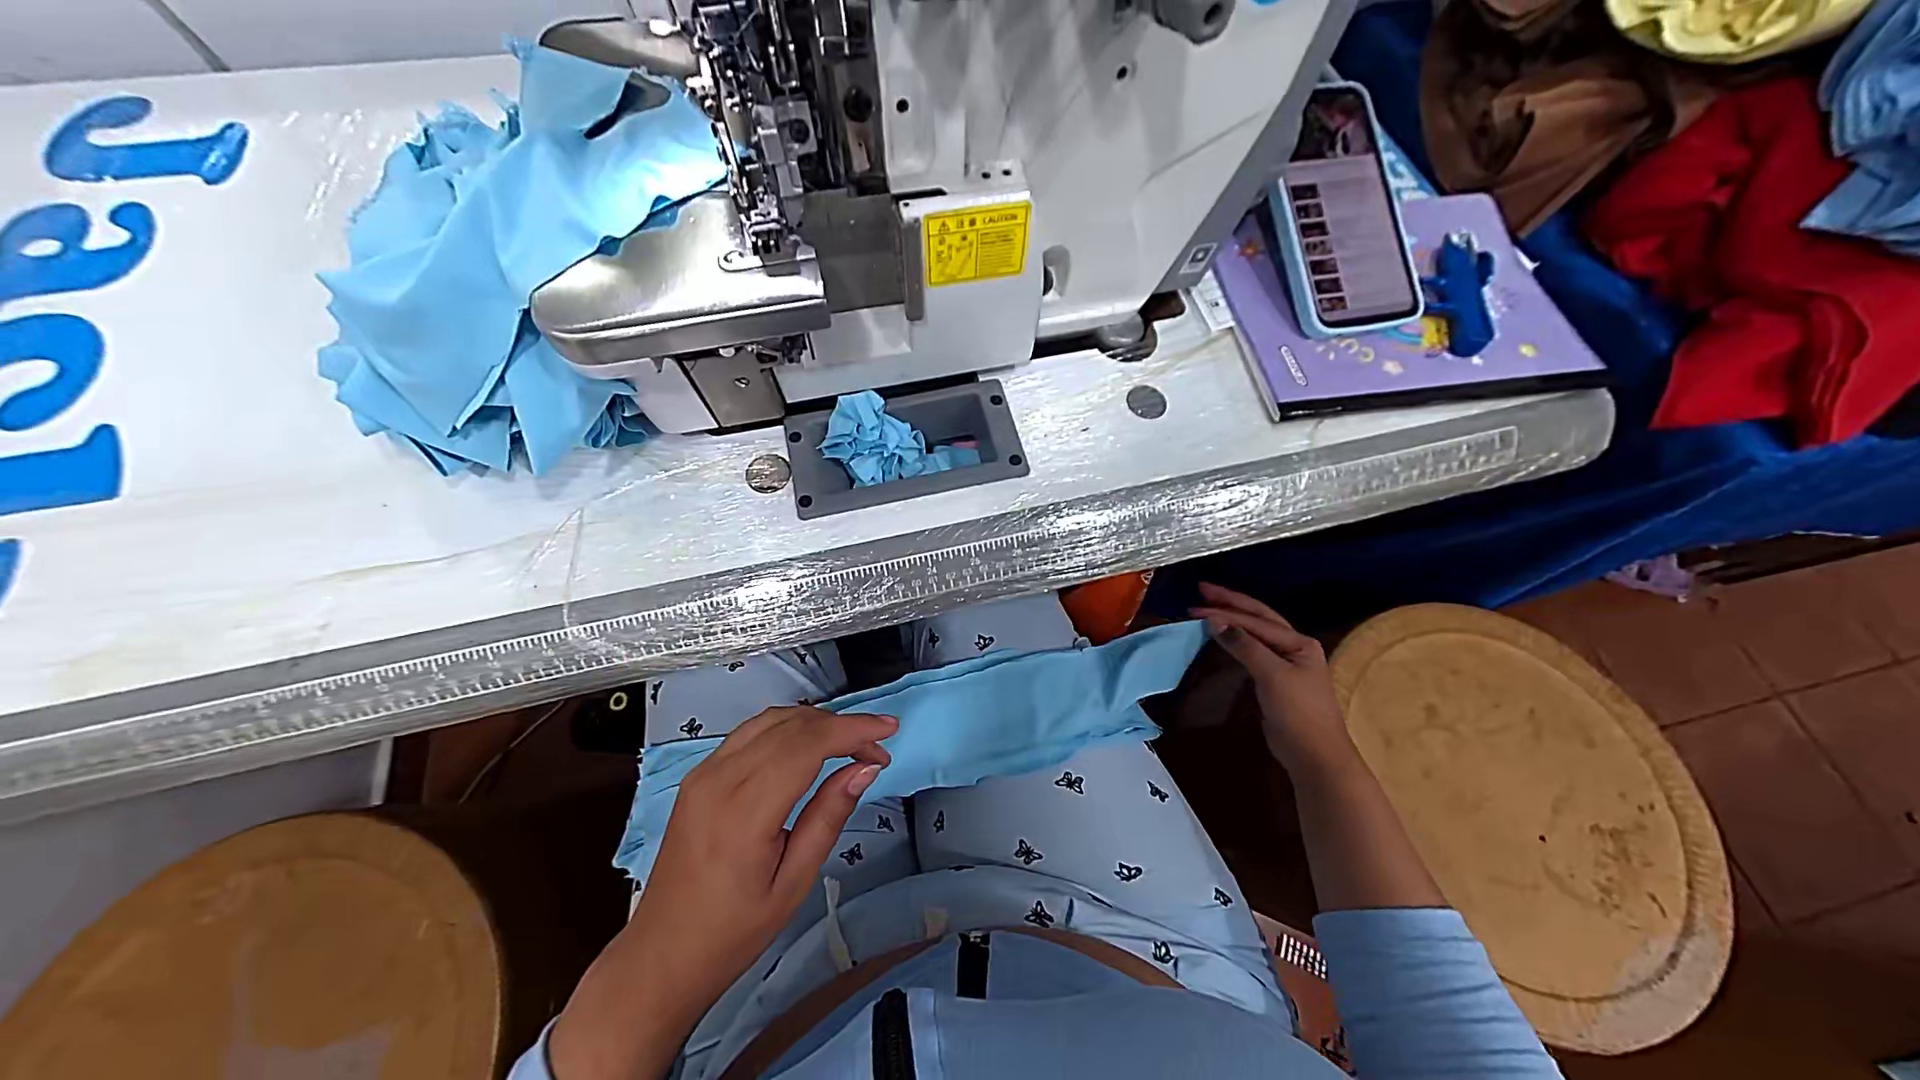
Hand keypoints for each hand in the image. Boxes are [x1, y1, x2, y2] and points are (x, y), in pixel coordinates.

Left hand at [637, 705, 895, 996]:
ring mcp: (704, 773)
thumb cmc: (732, 931)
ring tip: (848, 744)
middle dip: (841, 726)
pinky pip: (750, 732)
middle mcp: (720, 780)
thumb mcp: (794, 883)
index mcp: (745, 811)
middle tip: (874, 749)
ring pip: (770, 720)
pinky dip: (787, 728)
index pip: (807, 744)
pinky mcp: (698, 776)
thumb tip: (863, 769)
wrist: (662, 954)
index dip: (853, 729)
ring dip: (815, 722)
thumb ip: (829, 817)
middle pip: (792, 725)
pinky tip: (808, 745)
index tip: (888, 731)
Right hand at [1190, 583, 1353, 772]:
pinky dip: (1234, 639)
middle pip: (1258, 618)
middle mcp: (1294, 647)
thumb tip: (1215, 622)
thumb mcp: (1272, 675)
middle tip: (1202, 589)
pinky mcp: (1275, 679)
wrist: (1314, 755)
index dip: (1225, 611)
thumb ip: (1245, 646)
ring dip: (1231, 618)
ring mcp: (1285, 663)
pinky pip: (1251, 649)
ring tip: (1208, 607)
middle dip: (1230, 603)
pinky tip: (1222, 635)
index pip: (1256, 620)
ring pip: (1255, 632)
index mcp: (1299, 642)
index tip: (1195, 607)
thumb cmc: (1298, 713)